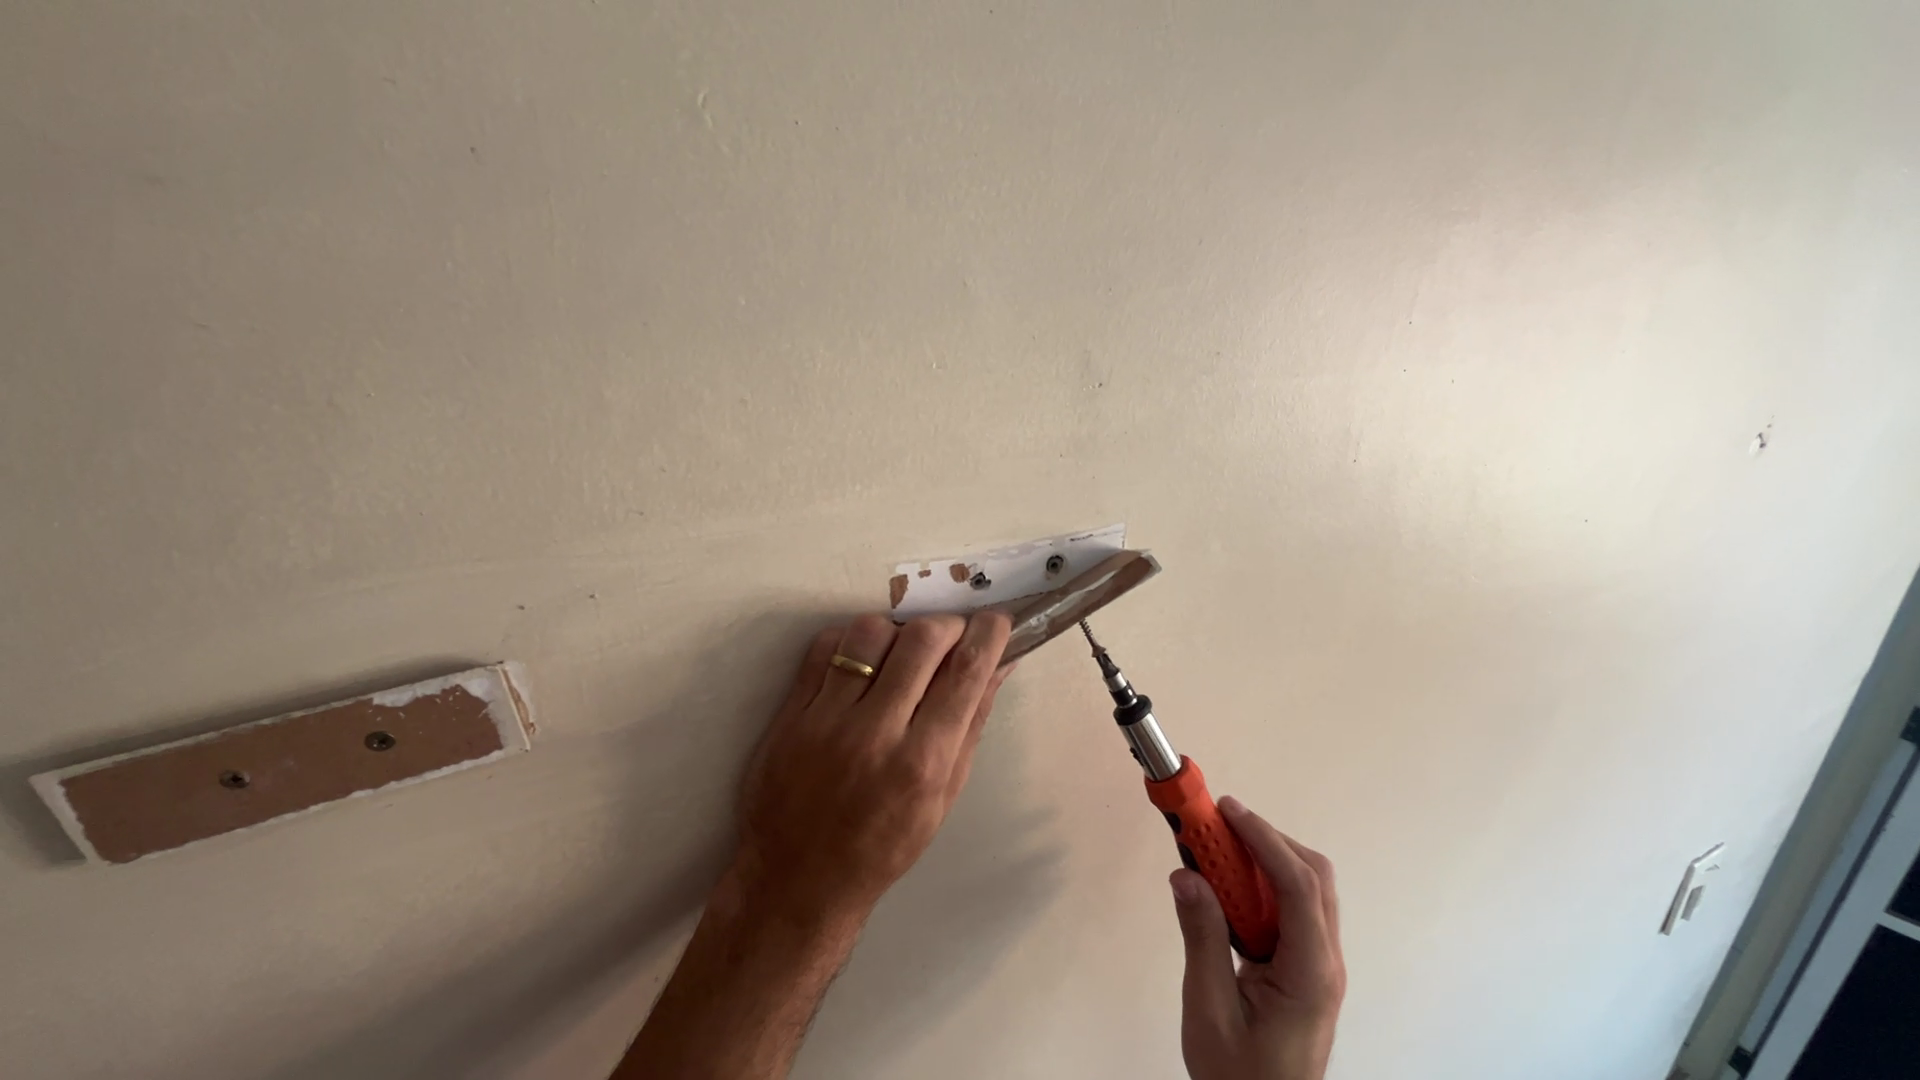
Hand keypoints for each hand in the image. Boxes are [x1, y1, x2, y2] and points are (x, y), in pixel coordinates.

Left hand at [729, 611, 1013, 925]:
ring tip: (902, 650)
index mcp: (923, 762)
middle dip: (949, 624)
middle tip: (952, 635)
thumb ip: (971, 725)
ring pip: (871, 632)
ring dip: (898, 629)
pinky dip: (851, 639)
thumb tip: (999, 665)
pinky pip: (825, 647)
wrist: (799, 879)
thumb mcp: (943, 796)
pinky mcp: (791, 712)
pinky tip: (862, 659)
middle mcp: (876, 733)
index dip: (989, 634)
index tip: (996, 622)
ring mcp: (827, 719)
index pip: (966, 672)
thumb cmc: (884, 845)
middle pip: (923, 639)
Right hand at [1172, 798, 1344, 1079]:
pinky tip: (1227, 890)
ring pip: (1305, 892)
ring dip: (1264, 861)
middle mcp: (1325, 962)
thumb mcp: (1209, 1009)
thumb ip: (1202, 938)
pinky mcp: (1305, 972)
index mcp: (1310, 972)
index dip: (1263, 838)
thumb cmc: (1239, 1075)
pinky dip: (1261, 888)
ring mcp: (1320, 967)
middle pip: (1312, 878)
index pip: (1297, 885)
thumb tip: (1185, 874)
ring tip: (1216, 850)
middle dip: (1267, 840)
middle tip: (1218, 824)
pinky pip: (1291, 913)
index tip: (1225, 810)